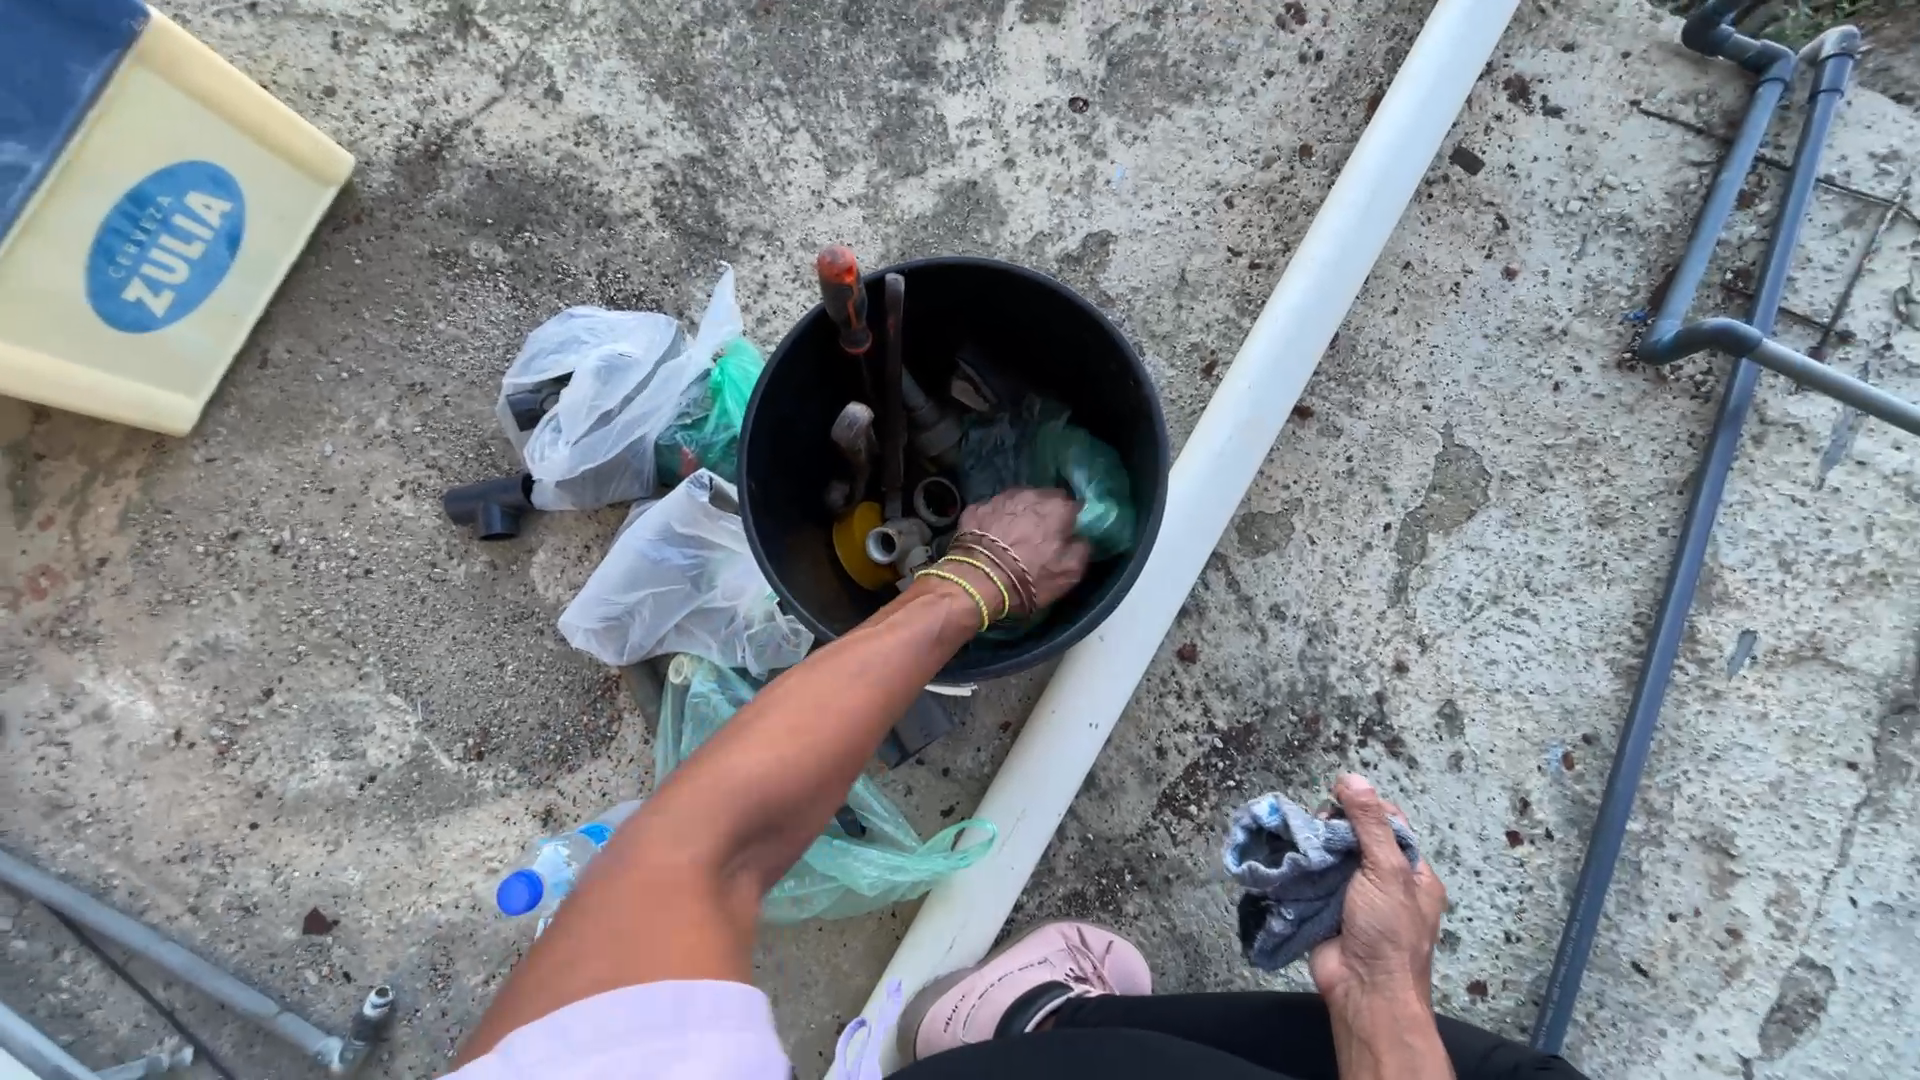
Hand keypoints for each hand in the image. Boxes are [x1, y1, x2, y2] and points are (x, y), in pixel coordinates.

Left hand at [954, 487, 1090, 613]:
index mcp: (1058, 507)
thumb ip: (1082, 548)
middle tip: (1038, 537)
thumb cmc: (1029, 577)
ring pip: (1017, 501)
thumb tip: (1080, 537)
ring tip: (1013, 537)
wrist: (978, 580)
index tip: (1064, 535)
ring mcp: (1000, 497)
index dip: (1069, 521)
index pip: (1073, 506)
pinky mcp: (976, 507)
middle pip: (1044, 499)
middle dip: (1044, 514)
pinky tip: (991, 537)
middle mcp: (1031, 493)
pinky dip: (994, 520)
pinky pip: (992, 510)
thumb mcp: (1071, 572)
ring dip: (1019, 514)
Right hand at [1309, 774, 1447, 1017]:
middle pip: (1355, 835)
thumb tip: (1352, 777)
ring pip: (1331, 853)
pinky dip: (1300, 864)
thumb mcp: (1385, 871)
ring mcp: (1355, 894)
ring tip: (1300, 841)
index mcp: (1412, 873)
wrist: (1364, 991)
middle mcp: (1385, 880)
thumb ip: (1369, 824)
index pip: (1389, 823)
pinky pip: (1313, 875)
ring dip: (1314, 844)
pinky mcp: (1327, 905)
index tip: (1338, 804)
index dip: (1364, 808)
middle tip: (1318, 829)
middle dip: (1333, 826)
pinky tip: (1287, 855)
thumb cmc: (1387, 934)